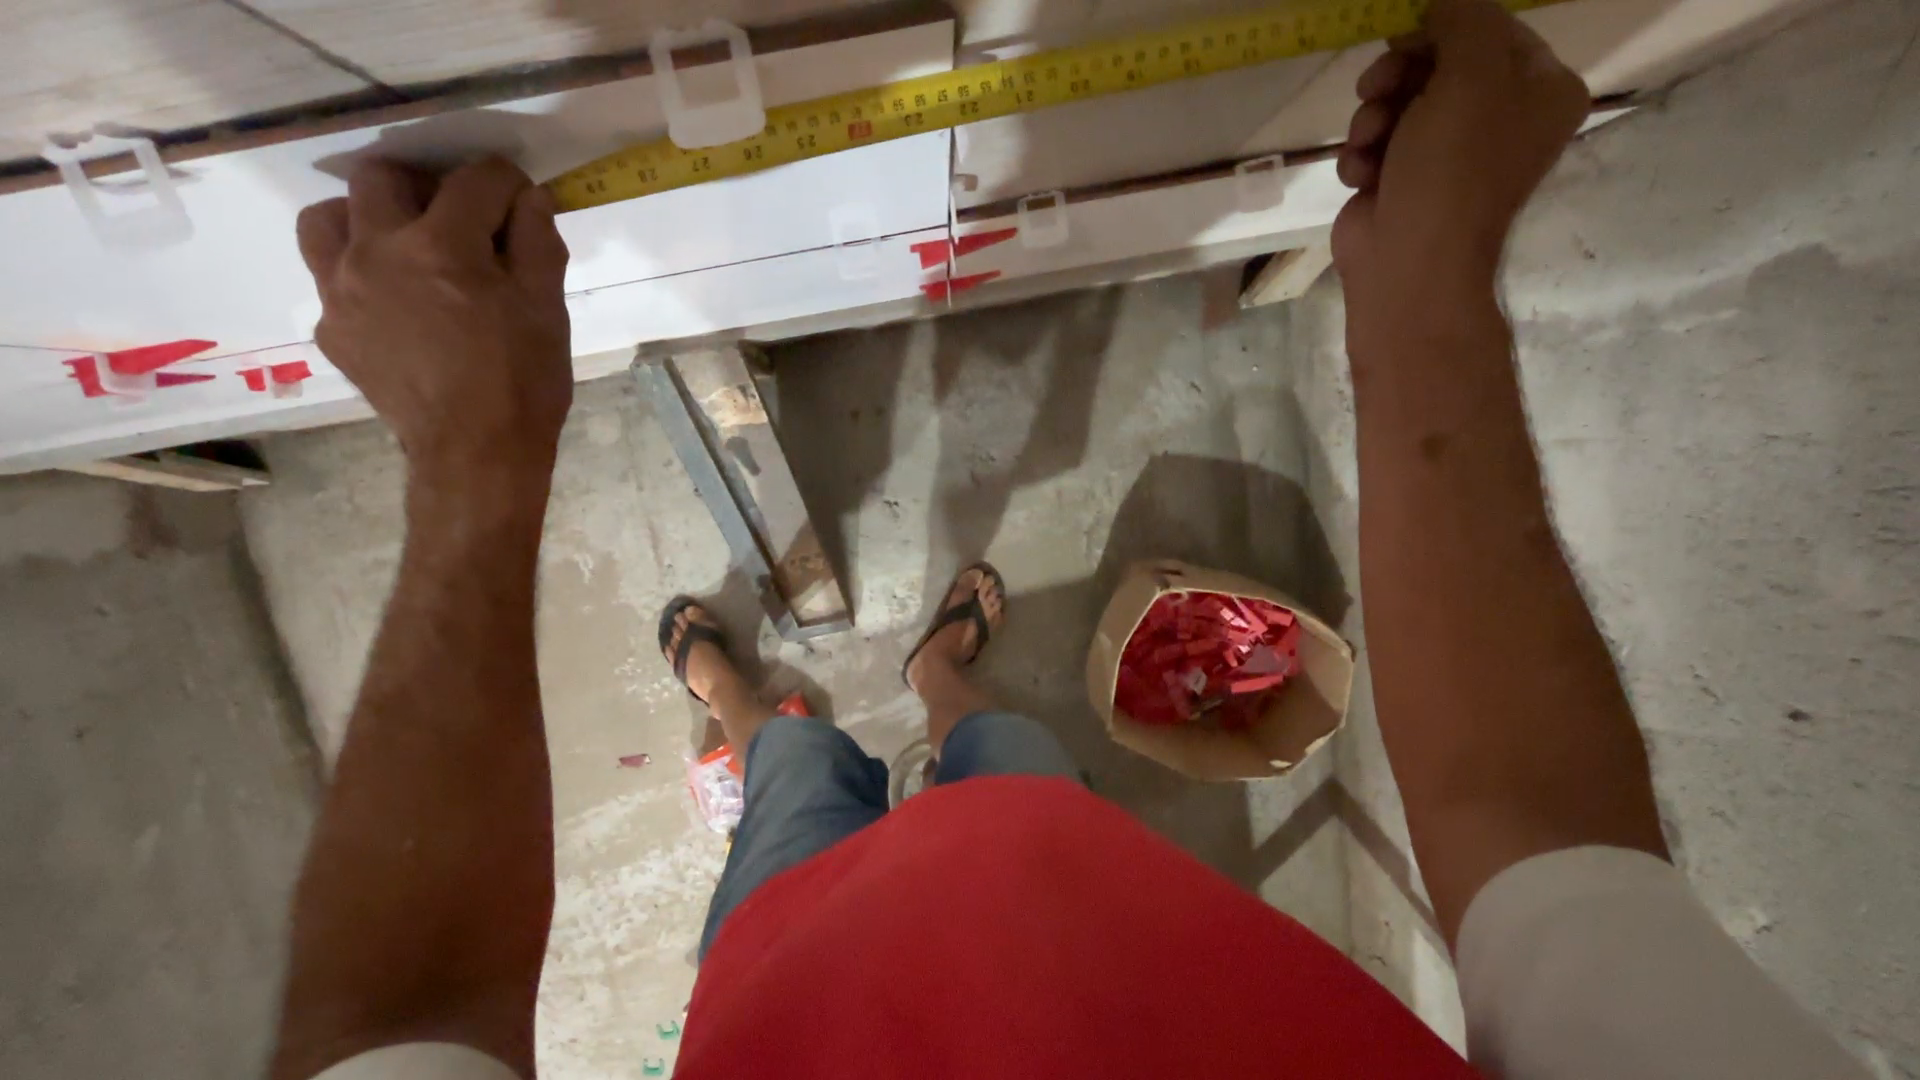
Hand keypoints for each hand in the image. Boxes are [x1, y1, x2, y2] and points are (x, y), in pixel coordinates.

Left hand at [296, 157, 572, 481]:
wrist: (476, 454)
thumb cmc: (524, 383)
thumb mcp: (548, 311)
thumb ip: (538, 244)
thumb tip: (529, 201)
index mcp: (442, 247)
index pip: (473, 182)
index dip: (506, 183)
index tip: (522, 202)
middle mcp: (376, 253)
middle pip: (381, 177)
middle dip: (426, 185)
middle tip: (460, 219)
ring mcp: (340, 290)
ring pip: (328, 218)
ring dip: (368, 218)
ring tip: (406, 249)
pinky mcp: (330, 327)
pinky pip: (330, 277)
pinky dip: (363, 275)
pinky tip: (400, 305)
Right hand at [1332, 0, 1588, 308]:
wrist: (1408, 263)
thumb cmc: (1452, 168)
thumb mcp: (1471, 71)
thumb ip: (1463, 18)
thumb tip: (1441, 2)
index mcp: (1541, 92)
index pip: (1491, 31)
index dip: (1443, 29)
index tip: (1405, 34)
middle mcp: (1500, 122)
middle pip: (1439, 66)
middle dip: (1397, 76)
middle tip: (1374, 88)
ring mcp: (1447, 157)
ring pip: (1398, 106)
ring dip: (1372, 118)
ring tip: (1367, 142)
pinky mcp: (1401, 184)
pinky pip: (1376, 147)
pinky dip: (1362, 156)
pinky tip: (1362, 175)